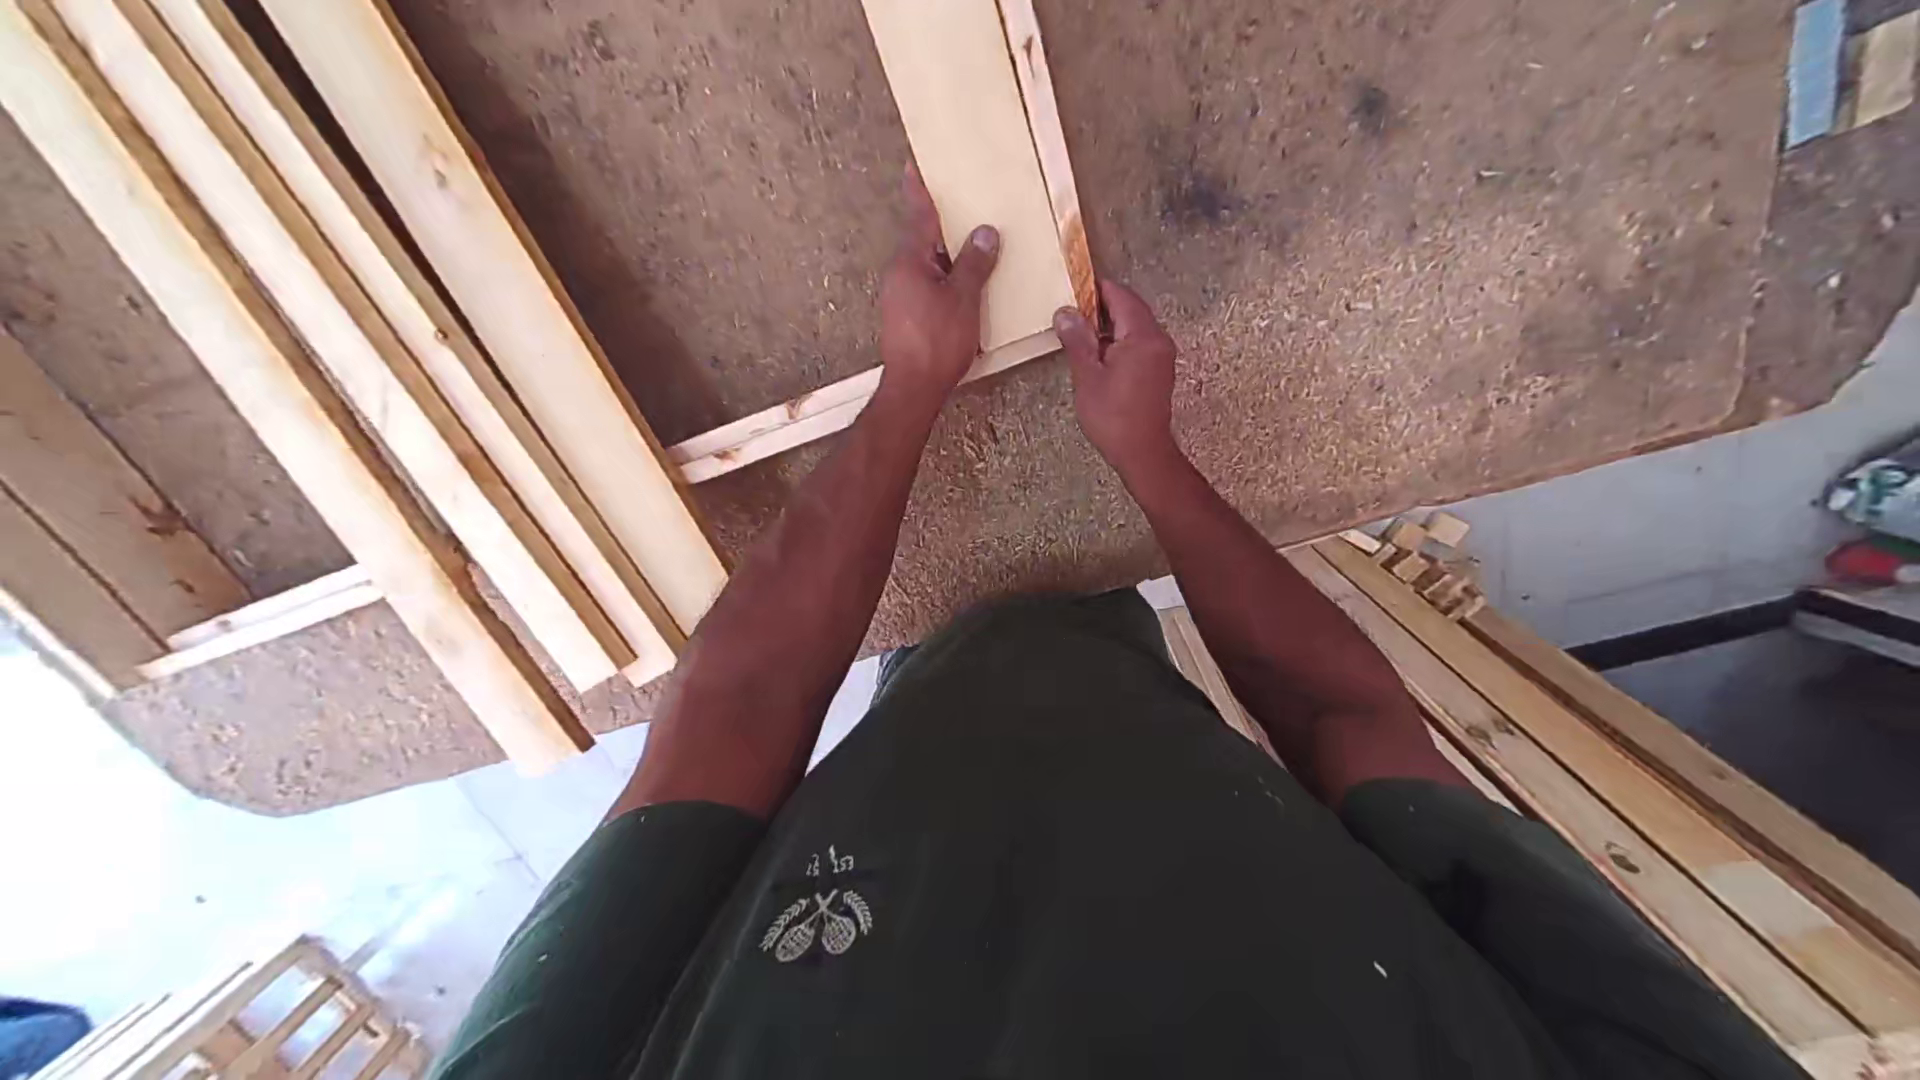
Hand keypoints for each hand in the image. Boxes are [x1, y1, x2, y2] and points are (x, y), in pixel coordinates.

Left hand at [878, 166, 999, 407]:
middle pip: (923, 243)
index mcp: (910, 262)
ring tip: (971, 253)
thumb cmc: (936, 343)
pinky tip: (962, 292)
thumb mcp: (964, 299)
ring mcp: (899, 299)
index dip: (920, 190)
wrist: (914, 388)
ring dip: (946, 260)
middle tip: (961, 210)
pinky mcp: (904, 319)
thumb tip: (984, 234)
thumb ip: (975, 264)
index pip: (918, 216)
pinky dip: (944, 284)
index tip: (914, 165)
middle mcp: (898, 276)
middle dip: (943, 229)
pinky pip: (926, 290)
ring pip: (926, 269)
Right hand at [1056, 280, 1180, 476]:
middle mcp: (1158, 340)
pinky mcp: (1159, 371)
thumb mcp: (1088, 376)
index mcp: (1142, 336)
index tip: (1073, 291)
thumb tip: (1066, 313)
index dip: (1095, 290)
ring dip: (1109, 327)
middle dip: (1101, 309)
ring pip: (1134, 327)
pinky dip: (1119, 343)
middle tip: (1072, 316)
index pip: (1120, 296)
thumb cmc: (1113, 417)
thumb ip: (1078, 340)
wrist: (1142, 452)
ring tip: (1081, 338)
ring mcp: (1161, 356)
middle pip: (1130, 309)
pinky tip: (1099, 357)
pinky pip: (1139, 344)